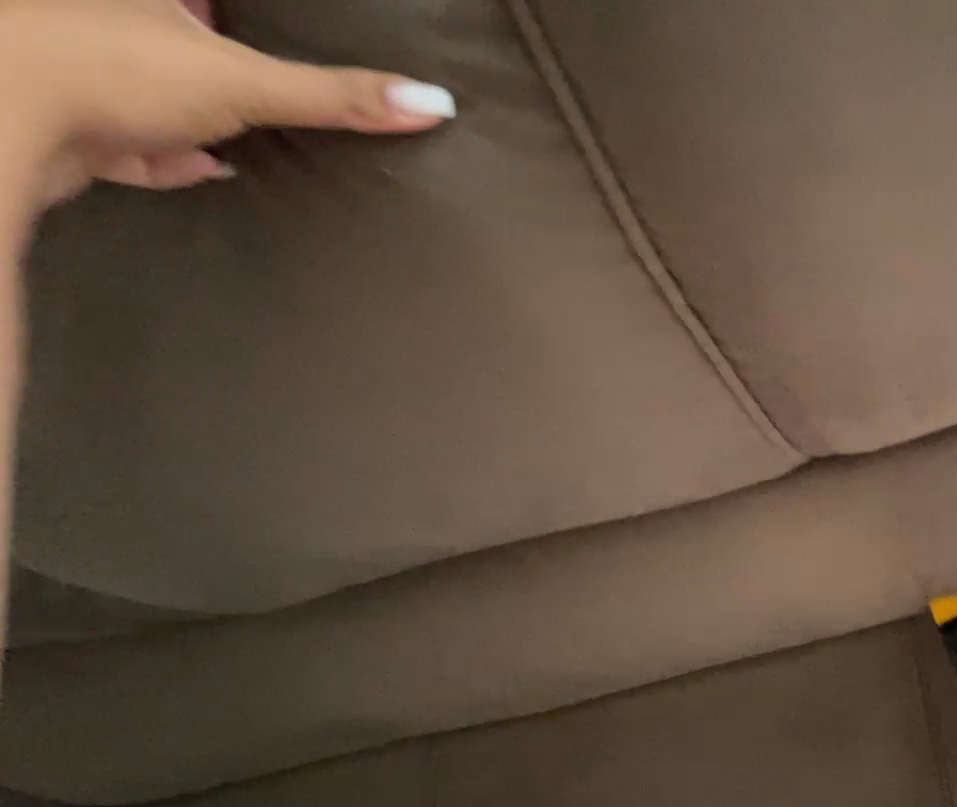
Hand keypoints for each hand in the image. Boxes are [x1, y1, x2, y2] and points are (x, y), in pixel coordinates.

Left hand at [0, 0, 454, 208]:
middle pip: (180, 33)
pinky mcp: (67, 120)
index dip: (238, 11)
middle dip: (219, 54)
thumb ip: (339, 97)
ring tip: (257, 132)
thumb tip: (438, 103)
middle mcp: (104, 15)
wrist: (0, 126)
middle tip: (274, 77)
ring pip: (153, 81)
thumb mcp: (246, 81)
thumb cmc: (110, 68)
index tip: (265, 25)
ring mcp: (79, 66)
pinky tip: (208, 168)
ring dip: (200, 111)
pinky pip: (132, 134)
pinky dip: (169, 154)